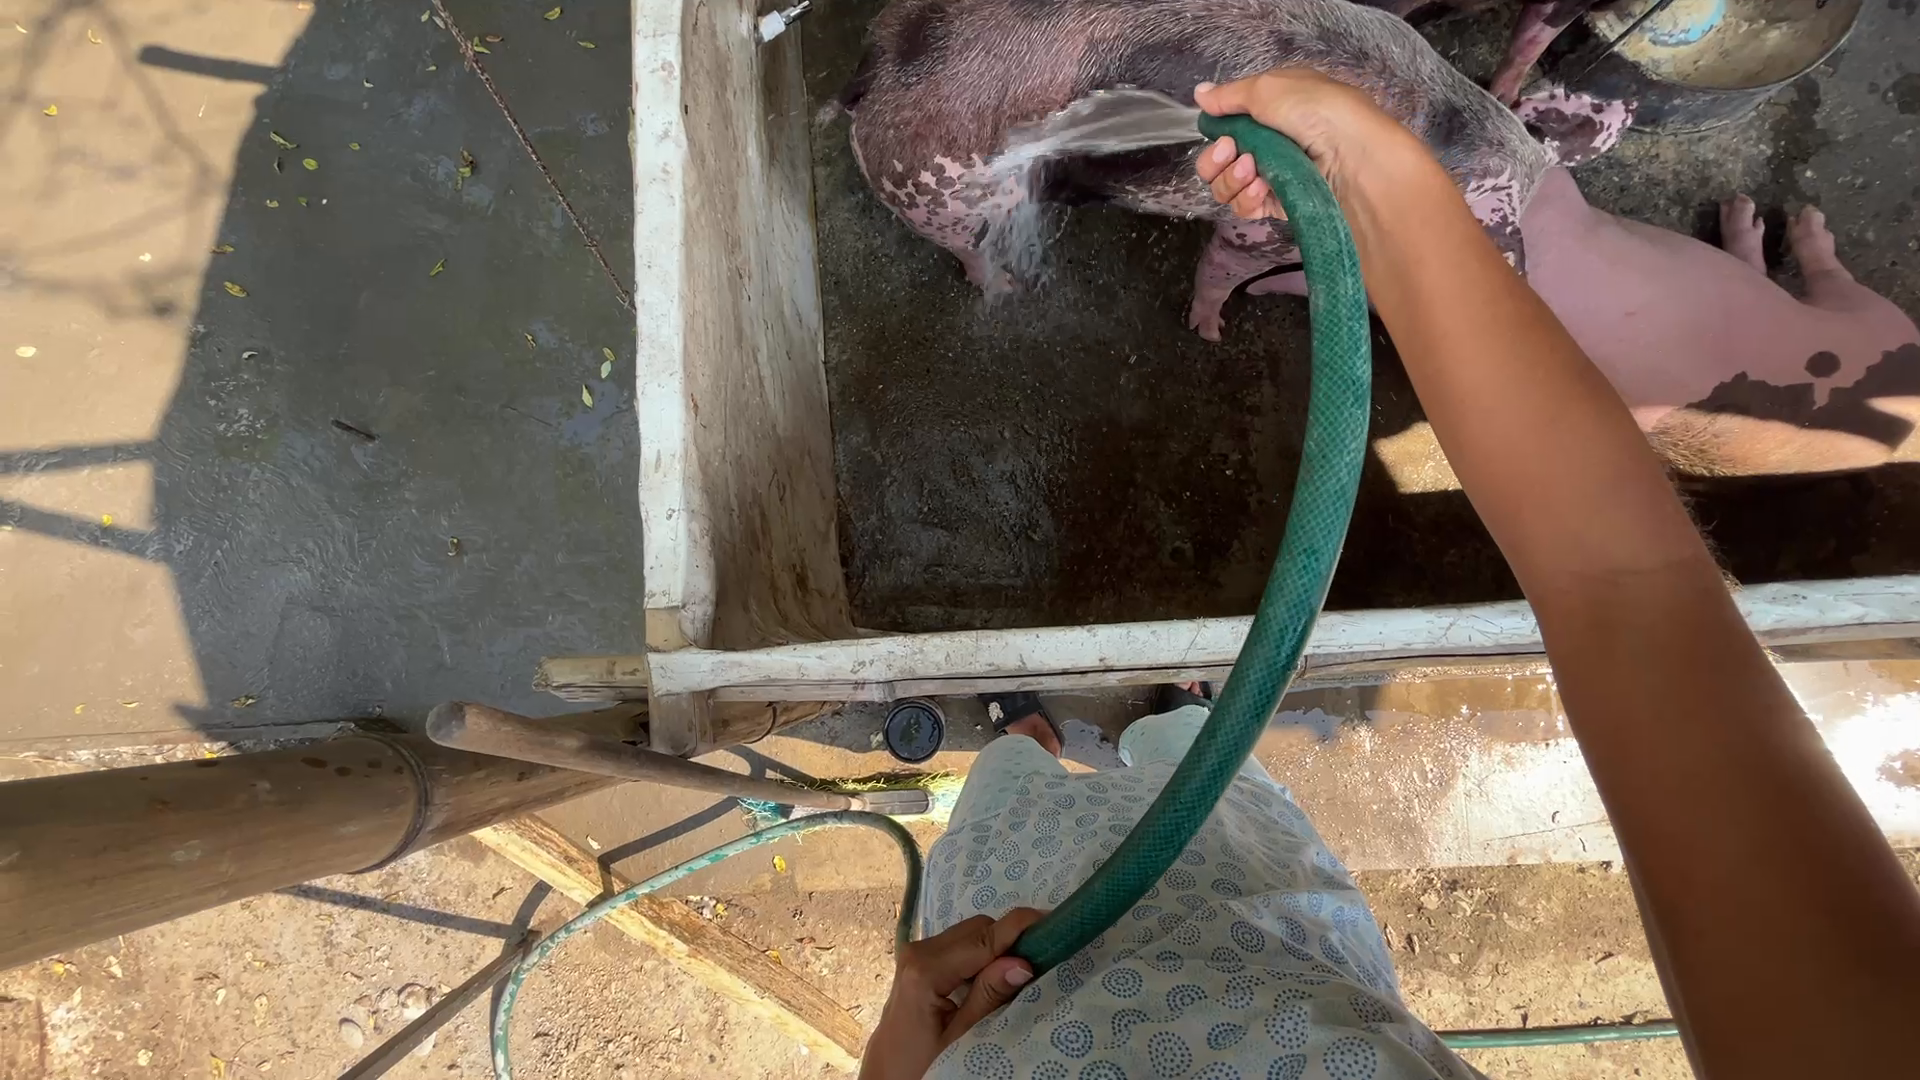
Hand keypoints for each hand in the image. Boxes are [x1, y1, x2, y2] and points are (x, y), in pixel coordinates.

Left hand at [858, 908, 1046, 1079]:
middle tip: (1038, 961)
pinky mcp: (919, 957)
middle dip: (1008, 941)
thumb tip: (1023, 961)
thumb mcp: (961, 1040)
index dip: (1017, 927)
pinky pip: (959, 944)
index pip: (982, 938)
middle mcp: (919, 950)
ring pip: (970, 933)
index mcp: (926, 970)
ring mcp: (916, 951)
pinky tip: (990, 978)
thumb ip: (989, 998)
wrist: (886, 1077)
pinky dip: (980, 954)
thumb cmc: (922, 1066)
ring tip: (1017, 972)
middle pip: (977, 930)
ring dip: (995, 947)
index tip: (1049, 921)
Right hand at [1193, 68, 1419, 218]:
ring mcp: (1268, 177)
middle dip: (1216, 162)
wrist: (1349, 157)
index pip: (1225, 128)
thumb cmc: (1315, 112)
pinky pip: (1242, 208)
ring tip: (1254, 173)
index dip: (1216, 133)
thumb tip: (1199, 95)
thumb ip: (1230, 95)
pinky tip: (1262, 190)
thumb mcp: (1270, 88)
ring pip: (1225, 188)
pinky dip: (1246, 200)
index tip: (1221, 133)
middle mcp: (1264, 145)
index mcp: (1267, 113)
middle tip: (1232, 153)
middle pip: (1215, 163)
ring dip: (1232, 180)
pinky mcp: (1273, 205)